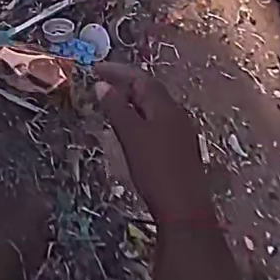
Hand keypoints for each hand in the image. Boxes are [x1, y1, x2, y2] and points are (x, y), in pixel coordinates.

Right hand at [93, 63, 214, 227]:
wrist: (184, 210)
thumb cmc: (155, 170)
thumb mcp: (131, 136)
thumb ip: (116, 108)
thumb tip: (102, 84)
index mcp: (165, 107)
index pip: (140, 78)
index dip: (117, 71)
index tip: (94, 68)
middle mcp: (176, 114)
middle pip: (149, 89)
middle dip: (124, 82)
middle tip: (99, 82)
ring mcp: (180, 131)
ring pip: (153, 105)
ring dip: (131, 99)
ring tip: (108, 101)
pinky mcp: (178, 146)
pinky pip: (156, 119)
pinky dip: (138, 114)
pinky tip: (127, 125)